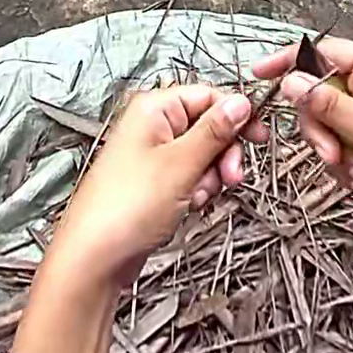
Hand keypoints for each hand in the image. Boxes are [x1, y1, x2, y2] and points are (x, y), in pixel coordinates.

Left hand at [43, 84, 264, 292]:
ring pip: (202, 154)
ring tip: (200, 195)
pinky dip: (197, 189)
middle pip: (208, 125)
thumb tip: (240, 102)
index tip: (258, 137)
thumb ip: (215, 131)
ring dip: (211, 176)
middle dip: (223, 153)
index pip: (207, 95)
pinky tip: (189, 205)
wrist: (95, 257)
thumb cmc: (125, 208)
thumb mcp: (181, 164)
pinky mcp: (154, 180)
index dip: (235, 116)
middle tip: (229, 175)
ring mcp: (152, 154)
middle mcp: (151, 125)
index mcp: (153, 108)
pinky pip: (190, 175)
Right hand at [252, 38, 352, 242]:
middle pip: (318, 95)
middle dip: (320, 129)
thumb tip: (291, 80)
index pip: (321, 53)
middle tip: (332, 153)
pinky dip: (348, 166)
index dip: (288, 63)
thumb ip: (329, 105)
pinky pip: (343, 147)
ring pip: (328, 125)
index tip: (260, 74)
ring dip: (336, 154)